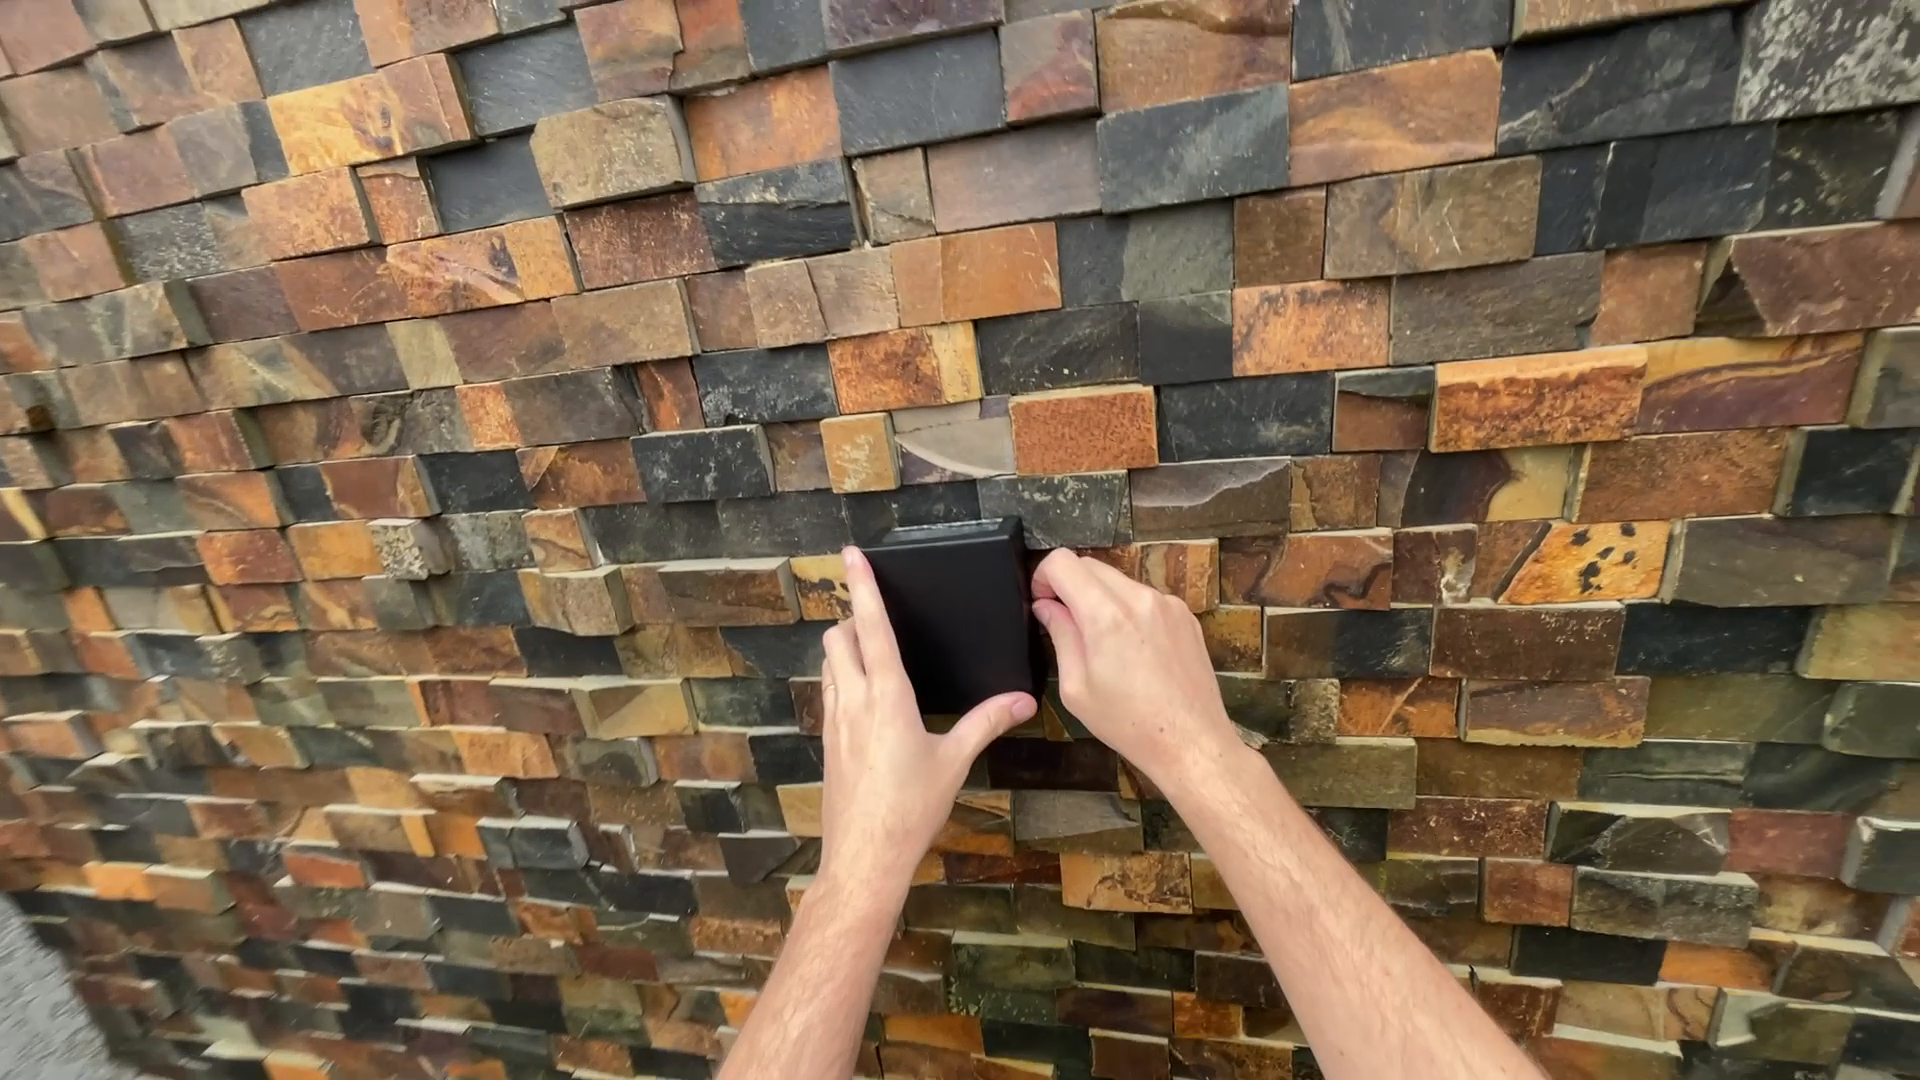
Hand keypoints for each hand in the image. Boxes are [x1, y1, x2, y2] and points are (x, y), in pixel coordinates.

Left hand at [816, 547, 1037, 889]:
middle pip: (838, 637)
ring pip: (829, 663)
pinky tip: (864, 696)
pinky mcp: (828, 740)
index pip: (872, 626)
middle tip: (877, 615)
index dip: (863, 586)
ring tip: (871, 649)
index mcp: (887, 695)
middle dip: (852, 616)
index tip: (851, 554)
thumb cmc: (910, 808)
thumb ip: (988, 722)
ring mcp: (835, 720)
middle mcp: (854, 699)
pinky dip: (841, 676)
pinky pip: (829, 691)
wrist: (864, 857)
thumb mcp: (955, 761)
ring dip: (844, 646)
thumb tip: (1024, 701)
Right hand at [1031, 548, 1240, 796]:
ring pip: (1117, 579)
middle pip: (1089, 564)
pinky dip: (1127, 607)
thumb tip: (1046, 606)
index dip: (1043, 576)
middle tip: (1064, 620)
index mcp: (1106, 616)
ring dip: (1098, 596)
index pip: (1063, 563)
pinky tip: (1130, 646)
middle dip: (1069, 584)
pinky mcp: (1184, 614)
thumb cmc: (1129, 723)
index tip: (1042, 601)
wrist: (1191, 742)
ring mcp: (1167, 603)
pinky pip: (1143, 596)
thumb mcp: (1076, 687)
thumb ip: (1060, 635)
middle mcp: (1139, 598)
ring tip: (1099, 639)